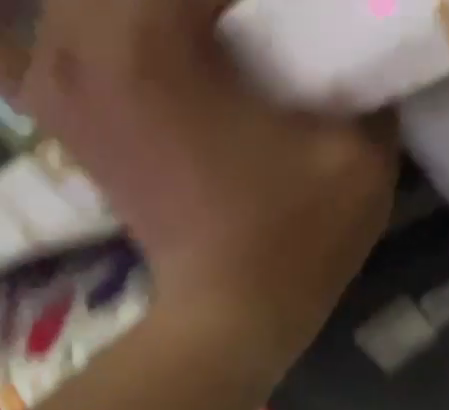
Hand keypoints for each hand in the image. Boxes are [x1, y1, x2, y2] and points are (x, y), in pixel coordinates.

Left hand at [15, 0, 397, 361]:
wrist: (237, 304)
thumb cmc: (301, 232)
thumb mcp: (360, 159)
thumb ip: (362, 96)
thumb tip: (361, 63)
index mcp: (149, 44)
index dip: (259, 3)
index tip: (299, 19)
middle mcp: (77, 42)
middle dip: (206, 6)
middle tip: (256, 26)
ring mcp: (52, 73)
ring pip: (90, 3)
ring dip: (155, 14)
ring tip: (214, 40)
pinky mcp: (54, 104)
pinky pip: (49, 34)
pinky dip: (93, 33)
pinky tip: (137, 55)